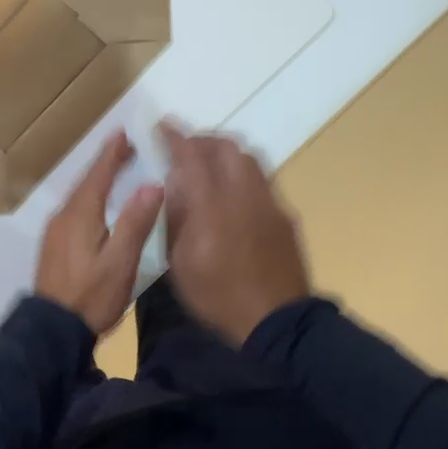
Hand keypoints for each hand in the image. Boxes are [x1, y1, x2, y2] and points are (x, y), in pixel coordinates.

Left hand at [34, 131, 164, 334]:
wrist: (53, 329)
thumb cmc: (91, 296)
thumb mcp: (120, 261)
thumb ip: (135, 222)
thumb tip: (153, 185)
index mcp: (79, 214)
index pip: (98, 174)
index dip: (112, 153)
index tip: (123, 132)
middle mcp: (63, 216)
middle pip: (86, 182)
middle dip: (106, 163)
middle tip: (127, 147)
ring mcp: (55, 231)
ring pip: (79, 196)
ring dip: (98, 180)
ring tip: (117, 171)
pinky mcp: (54, 246)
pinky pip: (74, 209)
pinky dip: (90, 197)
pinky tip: (100, 205)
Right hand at [158, 121, 312, 345]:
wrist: (277, 323)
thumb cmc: (217, 296)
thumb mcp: (180, 261)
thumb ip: (176, 215)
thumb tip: (174, 181)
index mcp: (211, 206)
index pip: (192, 156)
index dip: (176, 136)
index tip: (163, 125)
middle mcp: (243, 195)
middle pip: (226, 146)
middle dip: (203, 139)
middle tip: (185, 149)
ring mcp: (269, 203)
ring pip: (249, 159)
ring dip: (225, 154)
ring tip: (209, 168)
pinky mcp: (285, 216)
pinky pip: (262, 180)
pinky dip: (241, 175)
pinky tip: (231, 197)